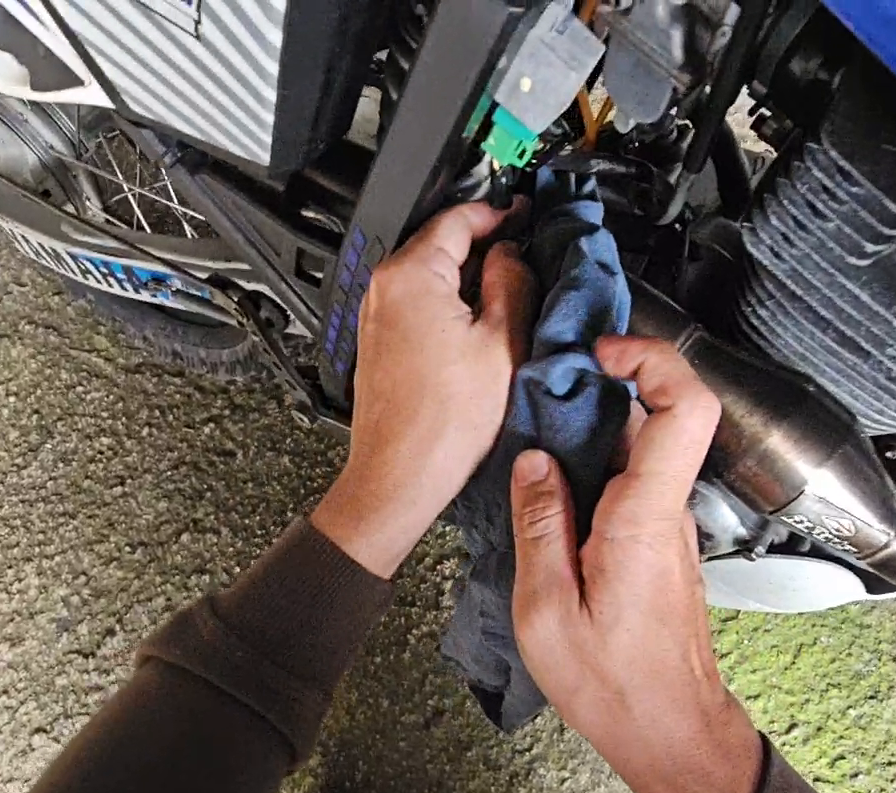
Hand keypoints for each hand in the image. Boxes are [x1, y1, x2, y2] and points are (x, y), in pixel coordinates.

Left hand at [311, 200, 535, 577]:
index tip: (519, 218)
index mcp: (412, 275)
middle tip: (521, 265)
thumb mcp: (501, 344)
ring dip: (465, 284)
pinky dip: (445, 310)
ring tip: (502, 308)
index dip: (497, 214)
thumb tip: (510, 255)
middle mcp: (383, 289)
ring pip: (429, 279)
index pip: (458, 218)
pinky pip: (416, 309)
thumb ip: (511, 283)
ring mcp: (374, 317)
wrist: (400, 475)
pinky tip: (471, 338)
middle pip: (440, 245)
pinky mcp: (376, 344)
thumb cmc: (442, 424)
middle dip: (482, 250)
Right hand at [509, 336, 762, 792]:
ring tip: (534, 441)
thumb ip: (539, 526)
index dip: (651, 360)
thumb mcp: (547, 610)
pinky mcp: (659, 547)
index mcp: (644, 521)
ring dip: (592, 431)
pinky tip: (553, 488)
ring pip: (641, 452)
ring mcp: (669, 530)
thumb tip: (535, 460)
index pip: (684, 410)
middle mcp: (668, 514)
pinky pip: (632, 485)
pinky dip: (596, 468)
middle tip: (540, 393)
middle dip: (601, 388)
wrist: (672, 733)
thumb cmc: (612, 686)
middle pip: (658, 419)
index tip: (600, 353)